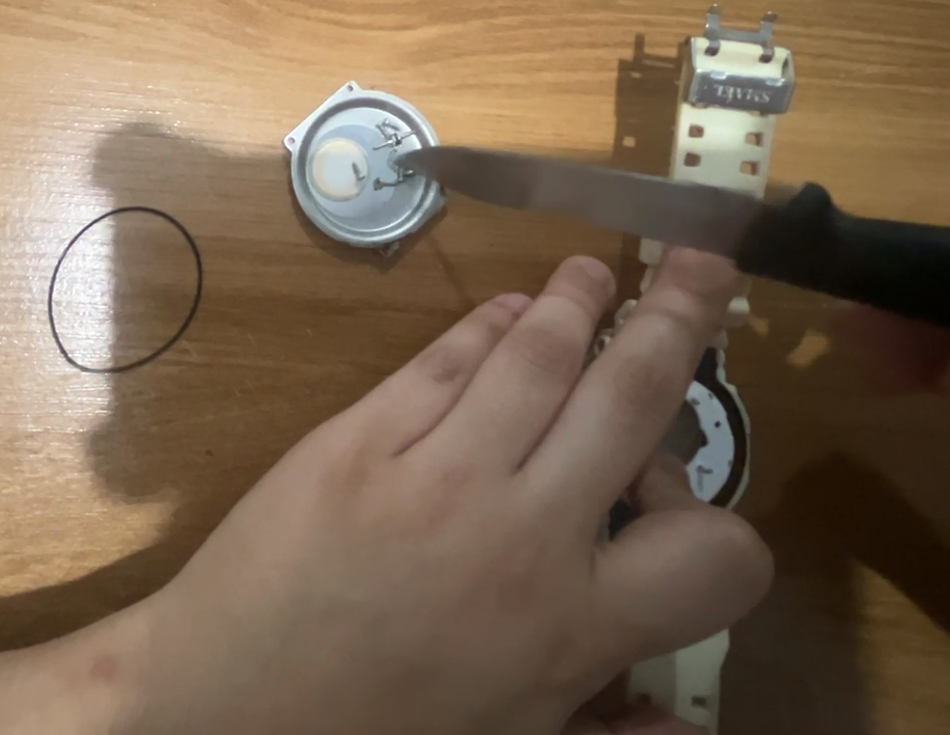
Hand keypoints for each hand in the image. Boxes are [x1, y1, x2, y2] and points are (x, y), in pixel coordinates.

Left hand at [119, 250, 770, 734]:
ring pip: (534, 358)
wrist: (228, 704)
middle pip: (627, 397)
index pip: (716, 551)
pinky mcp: (360, 436)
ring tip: (594, 271)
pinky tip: (508, 307)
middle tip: (701, 261)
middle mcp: (520, 532)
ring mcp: (435, 471)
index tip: (678, 502)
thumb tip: (690, 725)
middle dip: (676, 320)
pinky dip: (484, 327)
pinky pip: (441, 362)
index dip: (720, 527)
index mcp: (571, 627)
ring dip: (574, 303)